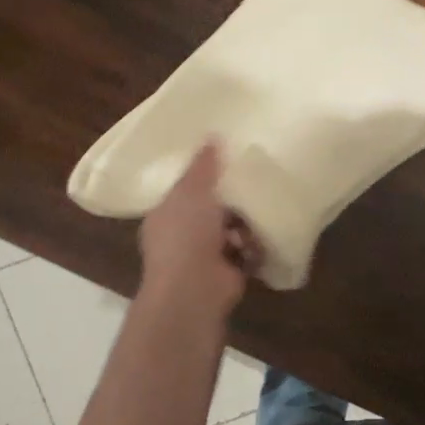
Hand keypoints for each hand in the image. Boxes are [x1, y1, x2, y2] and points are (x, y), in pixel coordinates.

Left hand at [137, 142, 256, 317]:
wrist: (195, 288)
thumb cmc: (185, 235)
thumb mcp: (192, 191)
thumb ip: (203, 166)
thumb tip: (212, 136)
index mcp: (165, 215)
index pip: (184, 191)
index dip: (204, 179)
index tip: (227, 164)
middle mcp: (181, 237)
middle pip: (212, 211)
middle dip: (231, 203)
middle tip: (251, 187)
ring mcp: (204, 258)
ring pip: (233, 232)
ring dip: (246, 226)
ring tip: (253, 219)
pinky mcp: (228, 274)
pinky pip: (247, 253)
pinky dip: (254, 248)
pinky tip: (259, 242)